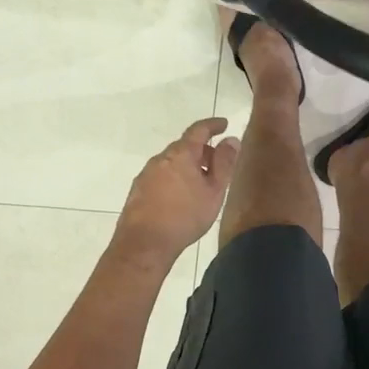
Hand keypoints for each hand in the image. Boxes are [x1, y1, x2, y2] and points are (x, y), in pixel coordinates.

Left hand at [113, 118, 240, 261]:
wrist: (145, 243)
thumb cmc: (185, 216)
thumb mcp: (213, 191)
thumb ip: (224, 164)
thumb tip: (231, 140)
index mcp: (180, 154)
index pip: (198, 130)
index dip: (213, 125)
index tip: (224, 125)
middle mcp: (160, 158)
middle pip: (184, 147)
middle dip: (202, 151)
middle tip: (218, 164)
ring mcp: (146, 174)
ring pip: (171, 163)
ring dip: (188, 167)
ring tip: (201, 185)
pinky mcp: (137, 190)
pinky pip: (161, 176)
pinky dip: (174, 179)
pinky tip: (180, 198)